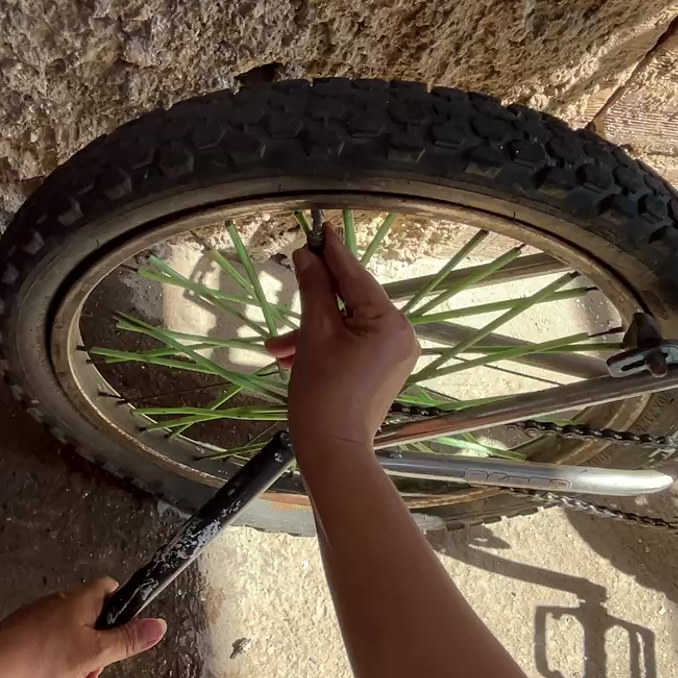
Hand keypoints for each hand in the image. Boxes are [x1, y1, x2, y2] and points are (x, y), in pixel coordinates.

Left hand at [0, 578, 166, 677]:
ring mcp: (32, 624)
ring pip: (65, 646)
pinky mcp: (13, 643)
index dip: (120, 608)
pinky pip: (42, 657)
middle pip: (87, 625)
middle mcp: (56, 606)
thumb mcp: (94, 654)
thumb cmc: (43, 659)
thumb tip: (160, 624)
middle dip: (95, 657)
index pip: (107, 589)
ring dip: (73, 675)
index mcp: (78, 601)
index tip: (124, 634)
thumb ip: (127, 641)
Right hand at [265, 223, 418, 456]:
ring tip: (276, 347)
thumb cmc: (323, 392)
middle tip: (290, 280)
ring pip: (346, 327)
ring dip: (310, 332)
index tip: (320, 227)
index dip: (333, 252)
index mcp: (390, 322)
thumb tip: (306, 255)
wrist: (333, 451)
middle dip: (313, 303)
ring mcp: (393, 356)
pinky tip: (291, 358)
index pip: (356, 276)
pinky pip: (350, 346)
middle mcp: (400, 335)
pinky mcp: (381, 371)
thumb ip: (313, 290)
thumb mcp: (314, 335)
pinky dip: (323, 348)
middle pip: (351, 302)